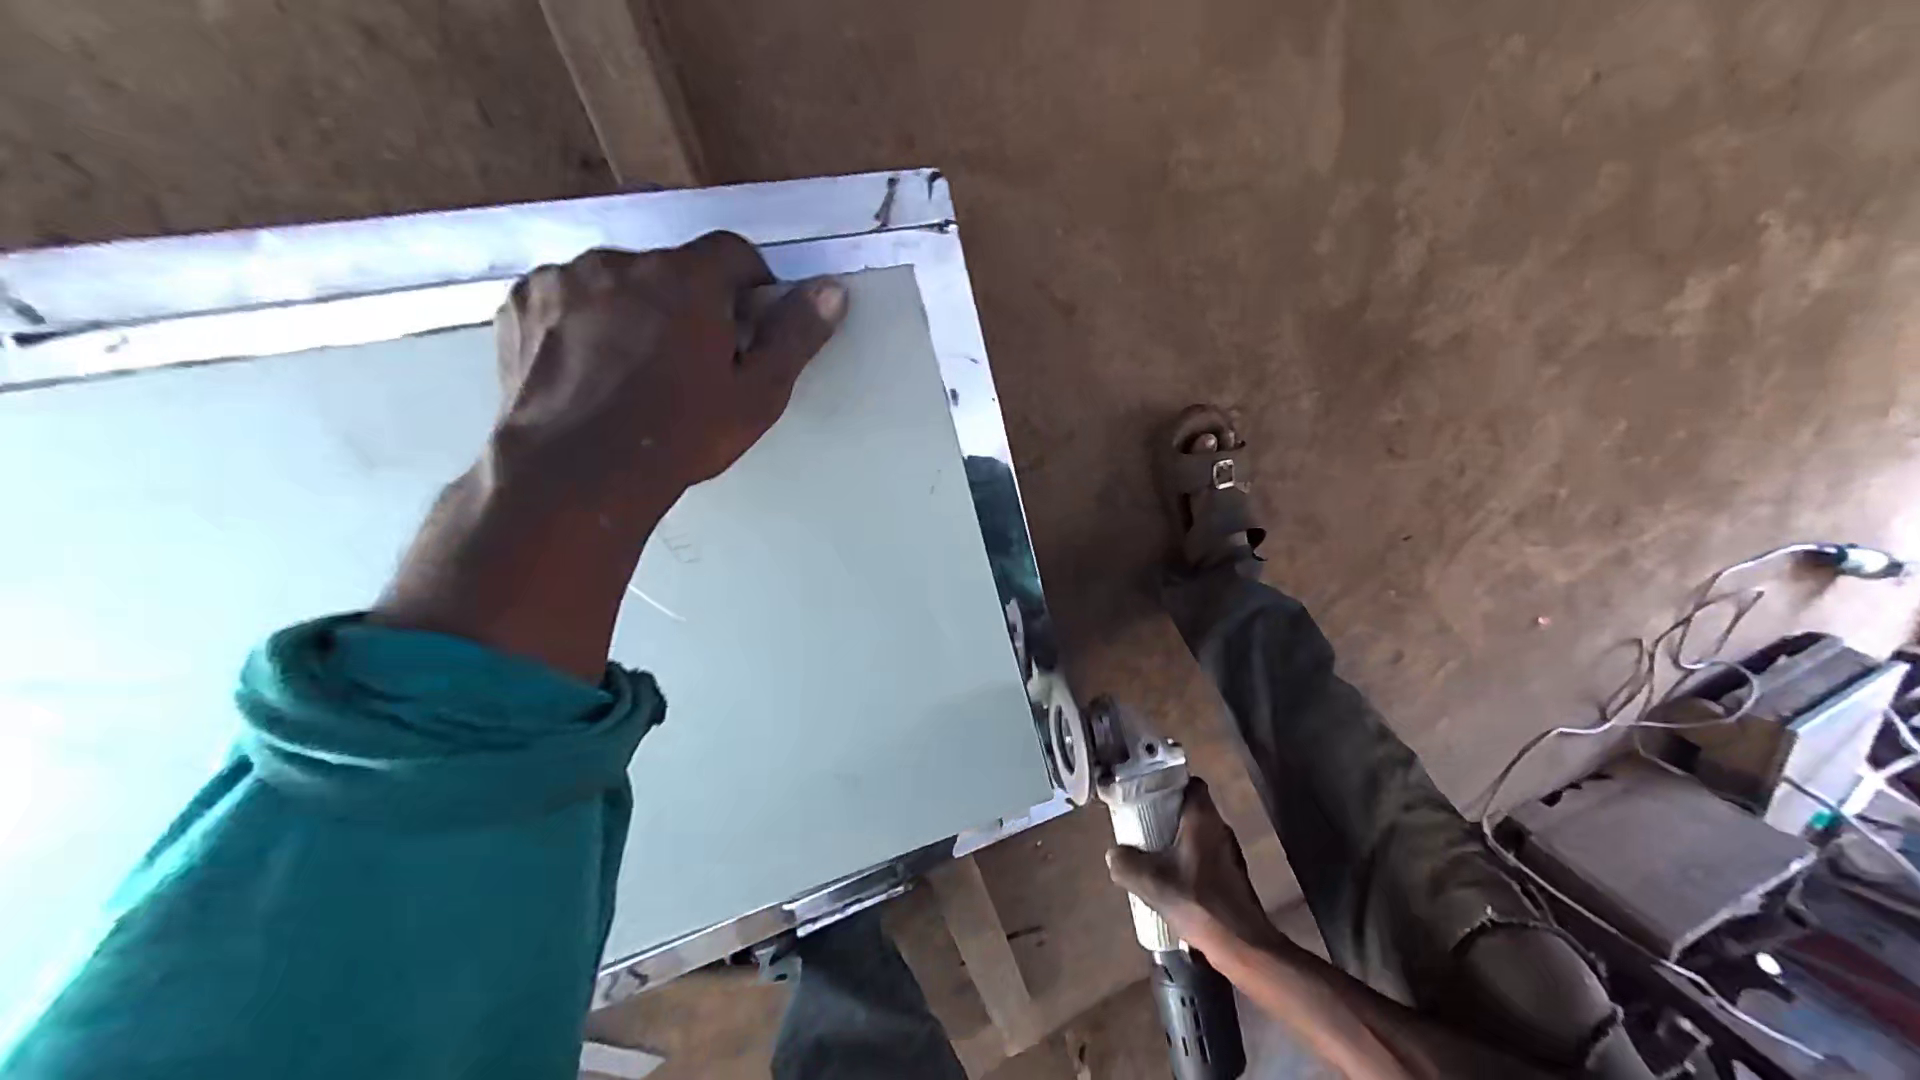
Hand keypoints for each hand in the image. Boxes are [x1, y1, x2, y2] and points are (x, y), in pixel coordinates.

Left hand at [373, 232, 845, 679]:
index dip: (750, 284)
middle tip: (694, 361)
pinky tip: (593, 368)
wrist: (577, 473)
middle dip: (691, 302)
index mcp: (686, 279)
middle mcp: (622, 263)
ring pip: (619, 281)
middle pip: (674, 268)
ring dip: (637, 308)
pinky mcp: (522, 303)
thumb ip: (795, 336)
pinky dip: (587, 319)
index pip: (733, 251)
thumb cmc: (678, 437)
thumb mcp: (757, 396)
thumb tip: (831, 290)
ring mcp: (565, 280)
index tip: (749, 323)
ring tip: (637, 369)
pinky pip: (570, 296)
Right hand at [1106, 779, 1279, 955]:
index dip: (1169, 783)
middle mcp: (1220, 828)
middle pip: (1192, 807)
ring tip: (1152, 849)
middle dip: (1167, 812)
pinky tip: (1172, 877)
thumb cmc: (1198, 902)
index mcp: (1203, 819)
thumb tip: (1113, 854)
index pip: (1191, 783)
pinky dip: (1188, 857)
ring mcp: (1229, 852)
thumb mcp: (1150, 882)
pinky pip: (1205, 853)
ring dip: (1177, 836)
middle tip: (1142, 820)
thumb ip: (1125, 863)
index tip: (1148, 792)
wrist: (1241, 945)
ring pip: (1199, 831)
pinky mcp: (1232, 874)